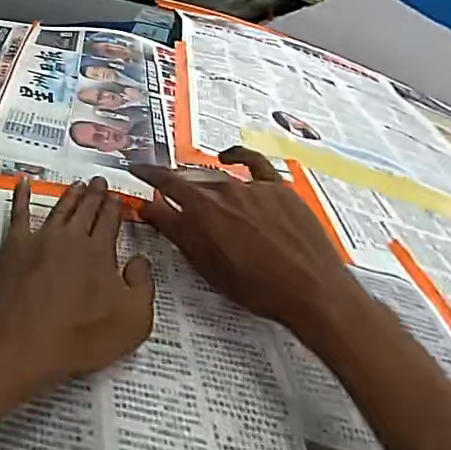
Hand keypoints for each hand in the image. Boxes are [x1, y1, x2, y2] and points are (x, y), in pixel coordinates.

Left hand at [0, 177, 152, 388]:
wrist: (29, 338)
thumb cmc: (84, 335)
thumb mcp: (133, 320)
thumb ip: (142, 285)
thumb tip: (141, 259)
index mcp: (100, 252)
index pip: (110, 222)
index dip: (114, 208)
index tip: (117, 197)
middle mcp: (71, 237)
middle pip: (86, 210)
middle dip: (95, 194)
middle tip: (98, 181)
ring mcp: (41, 237)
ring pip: (60, 208)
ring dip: (70, 195)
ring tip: (78, 185)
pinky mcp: (16, 244)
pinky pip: (19, 212)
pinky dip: (21, 195)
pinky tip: (23, 182)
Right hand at [131, 148, 357, 329]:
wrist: (314, 293)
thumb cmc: (257, 287)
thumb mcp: (204, 263)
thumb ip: (173, 229)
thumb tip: (147, 206)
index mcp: (200, 208)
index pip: (164, 182)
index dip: (147, 174)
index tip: (136, 169)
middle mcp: (222, 191)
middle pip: (190, 180)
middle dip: (176, 187)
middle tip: (171, 197)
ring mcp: (251, 188)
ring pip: (218, 178)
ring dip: (206, 185)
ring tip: (205, 198)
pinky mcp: (278, 189)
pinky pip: (254, 163)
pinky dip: (238, 155)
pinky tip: (228, 156)